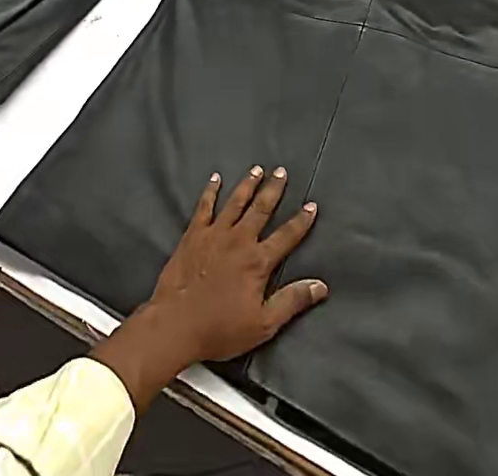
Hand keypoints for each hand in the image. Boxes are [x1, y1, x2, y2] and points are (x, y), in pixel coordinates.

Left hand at [90, 166, 325, 412]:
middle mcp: (238, 240)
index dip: (301, 221)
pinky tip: (215, 179)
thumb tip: (321, 286)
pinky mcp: (193, 234)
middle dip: (273, 189)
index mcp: (258, 261)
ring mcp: (214, 234)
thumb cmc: (221, 328)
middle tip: (281, 171)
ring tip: (257, 169)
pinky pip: (204, 206)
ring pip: (235, 202)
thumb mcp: (264, 324)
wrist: (176, 323)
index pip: (286, 236)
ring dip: (248, 184)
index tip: (311, 205)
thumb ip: (292, 301)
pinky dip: (210, 191)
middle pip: (261, 209)